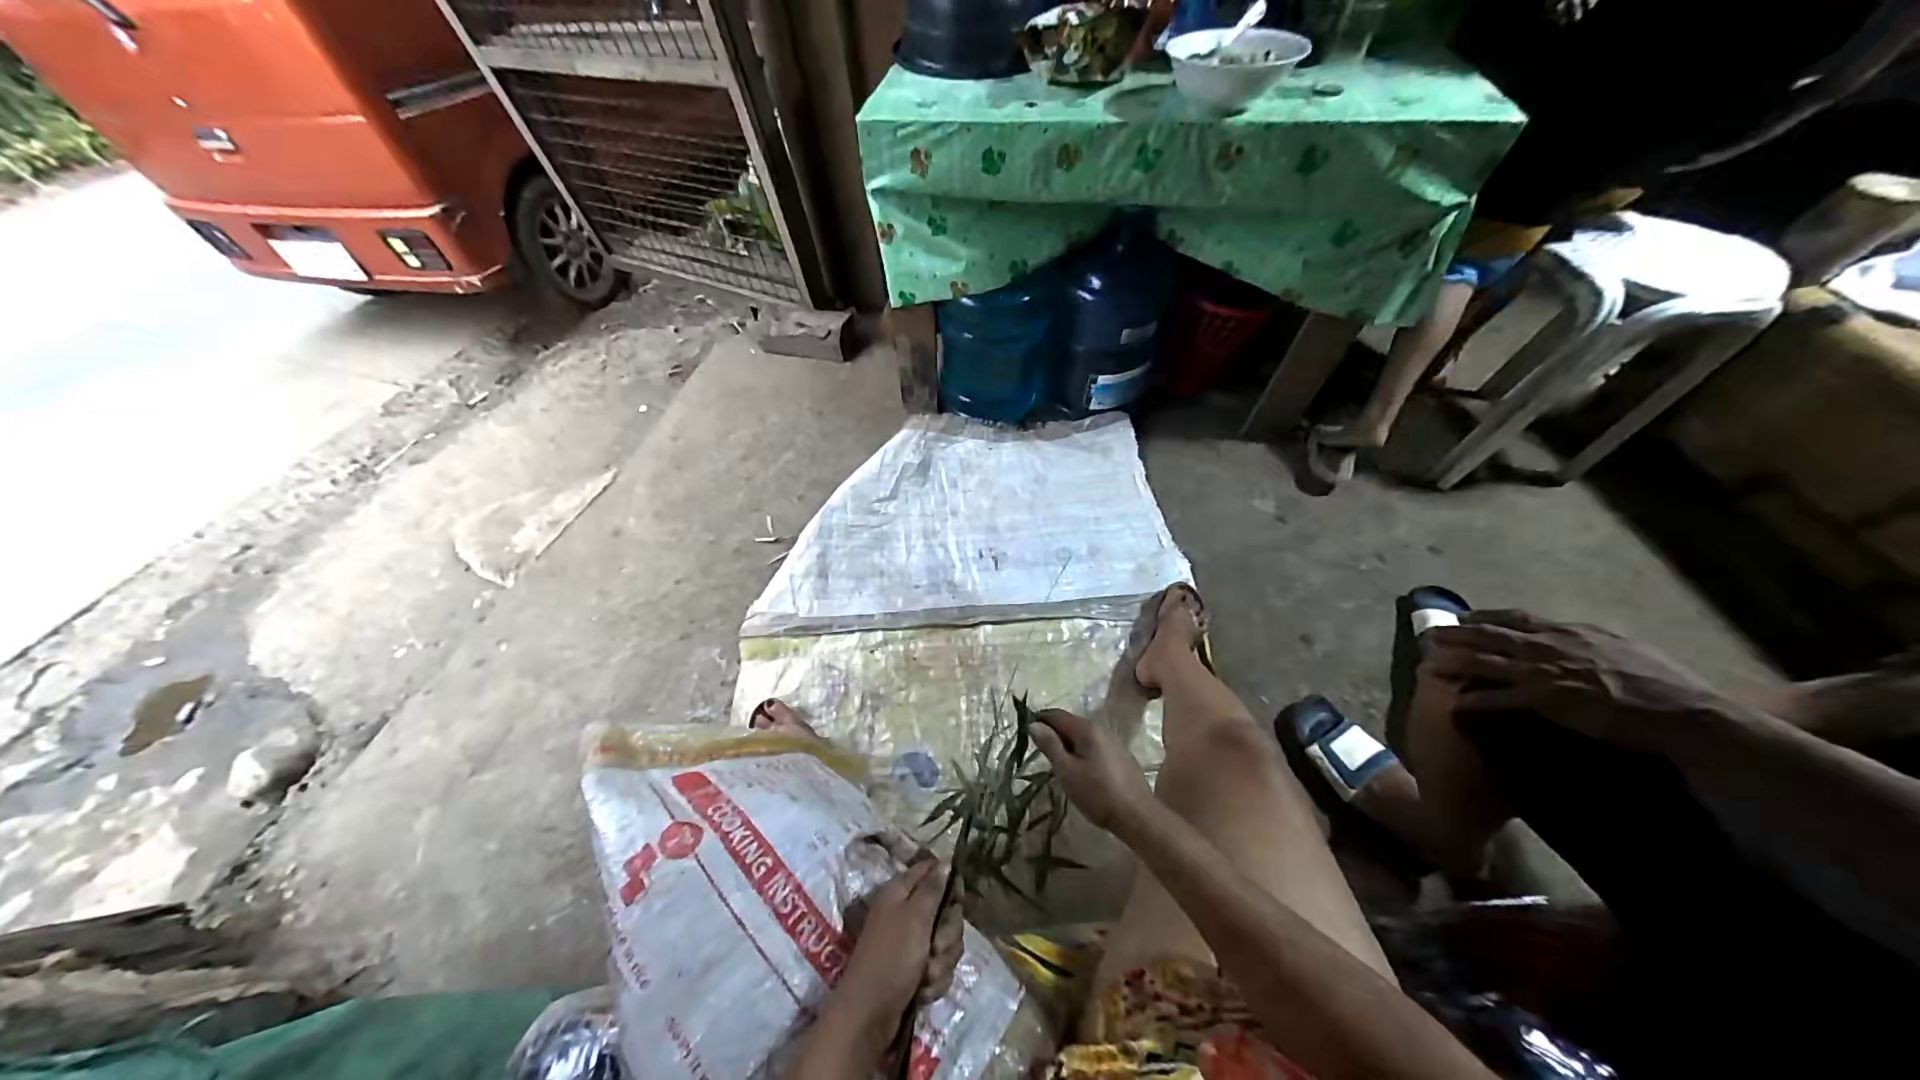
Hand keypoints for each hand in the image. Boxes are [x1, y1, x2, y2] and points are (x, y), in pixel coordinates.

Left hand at [815, 859, 949, 1063]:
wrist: (869, 1014)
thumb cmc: (891, 958)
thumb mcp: (915, 917)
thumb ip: (932, 888)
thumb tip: (945, 860)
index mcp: (900, 892)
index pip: (931, 871)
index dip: (948, 882)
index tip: (957, 900)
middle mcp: (906, 913)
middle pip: (945, 911)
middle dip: (947, 934)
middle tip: (935, 946)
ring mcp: (910, 943)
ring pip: (946, 942)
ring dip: (941, 962)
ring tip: (926, 975)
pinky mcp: (915, 969)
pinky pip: (939, 967)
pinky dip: (935, 980)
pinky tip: (923, 991)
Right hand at [1027, 708, 1155, 835]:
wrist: (1138, 816)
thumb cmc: (1097, 793)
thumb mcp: (1067, 771)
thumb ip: (1050, 745)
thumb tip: (1034, 724)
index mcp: (1087, 729)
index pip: (1057, 715)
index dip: (1040, 720)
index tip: (1026, 734)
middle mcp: (1102, 730)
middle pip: (1071, 725)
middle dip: (1054, 735)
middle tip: (1041, 755)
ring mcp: (1115, 743)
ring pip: (1084, 738)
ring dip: (1068, 746)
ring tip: (1058, 765)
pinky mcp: (1122, 758)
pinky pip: (1095, 748)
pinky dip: (1083, 754)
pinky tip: (1081, 772)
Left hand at [1422, 610, 1728, 754]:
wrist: (1688, 712)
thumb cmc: (1666, 684)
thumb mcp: (1624, 648)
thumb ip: (1591, 641)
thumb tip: (1576, 636)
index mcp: (1571, 632)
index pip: (1516, 617)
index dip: (1484, 617)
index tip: (1462, 617)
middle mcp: (1551, 645)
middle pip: (1490, 635)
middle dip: (1455, 634)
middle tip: (1427, 635)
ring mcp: (1547, 672)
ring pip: (1486, 662)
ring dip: (1453, 662)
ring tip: (1426, 663)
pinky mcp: (1549, 699)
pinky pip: (1501, 699)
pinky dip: (1476, 701)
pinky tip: (1456, 704)